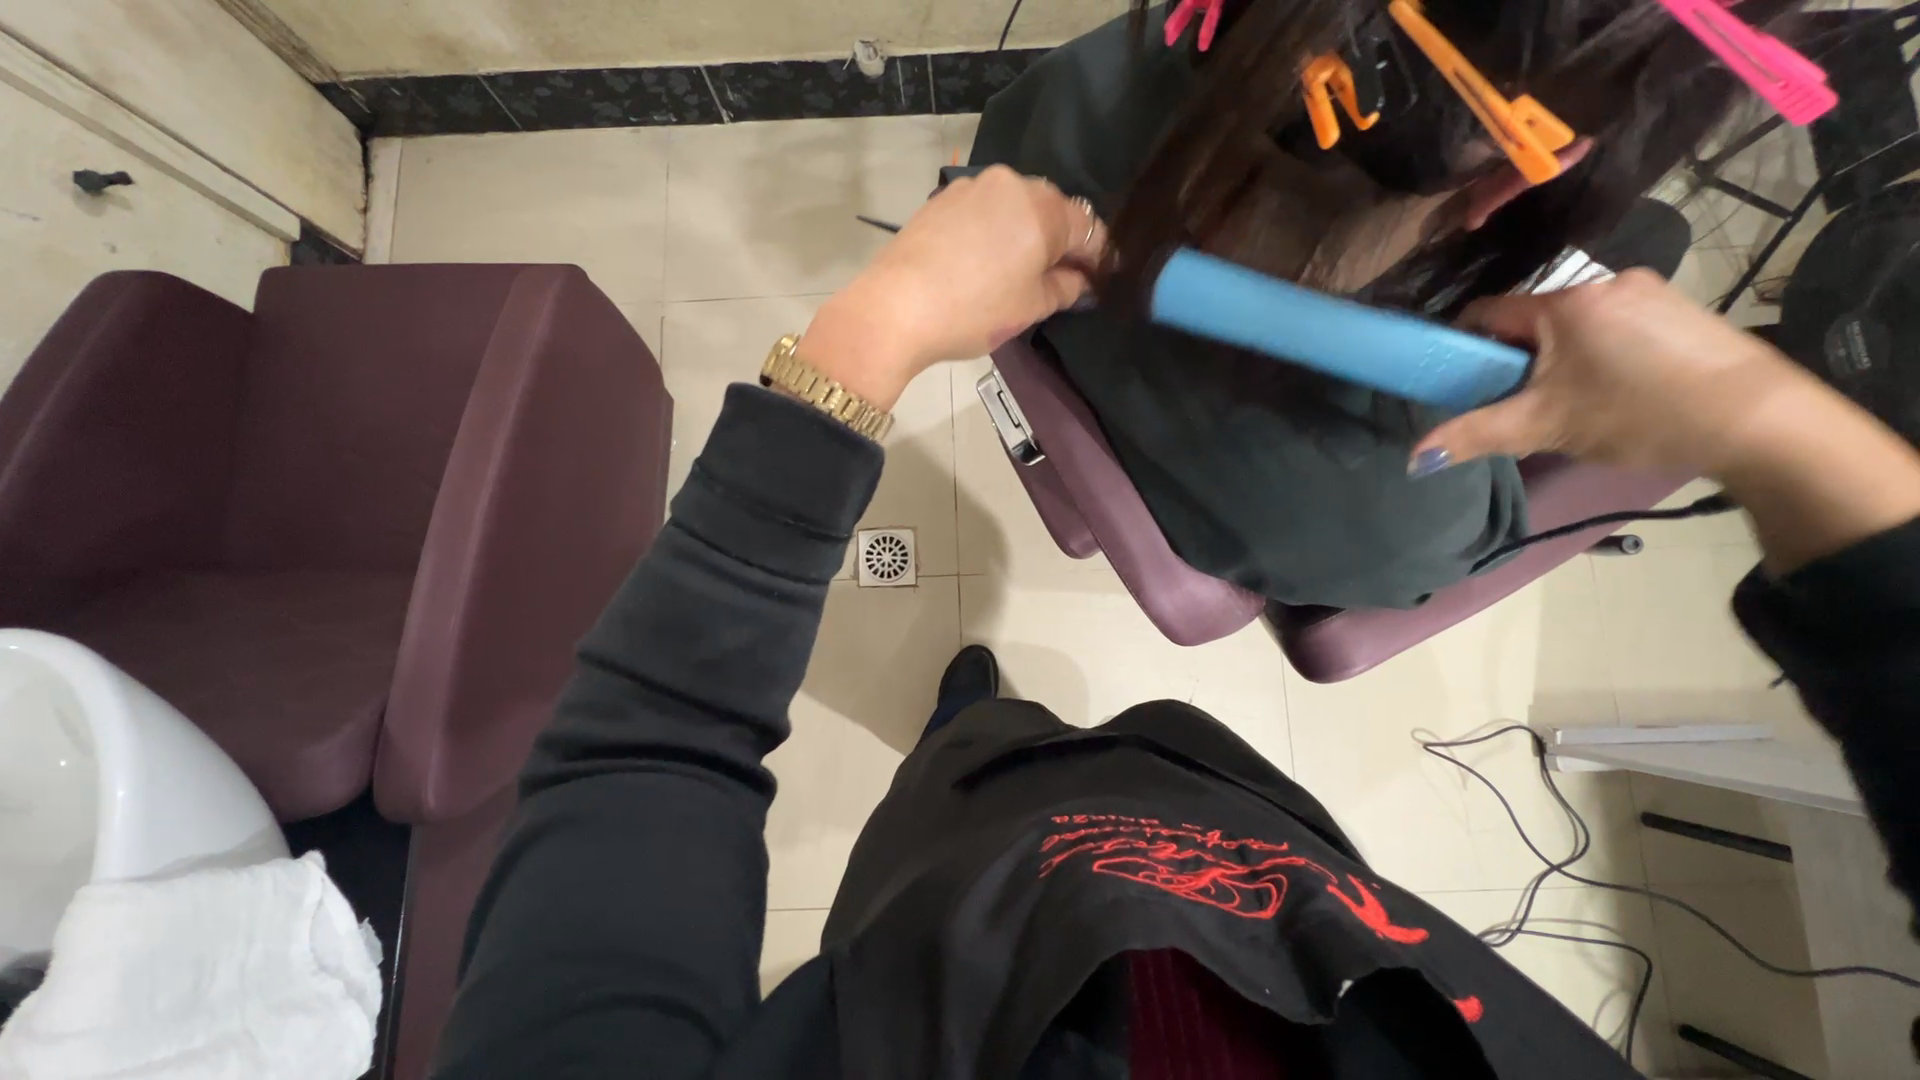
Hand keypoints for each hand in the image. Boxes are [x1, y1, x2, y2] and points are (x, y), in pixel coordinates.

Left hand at [796, 166, 1106, 408]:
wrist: (896, 308)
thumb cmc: (974, 310)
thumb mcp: (1030, 307)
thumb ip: (1065, 288)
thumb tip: (1081, 281)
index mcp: (1044, 209)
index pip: (1088, 228)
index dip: (1097, 257)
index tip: (1097, 282)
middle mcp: (1012, 184)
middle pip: (1051, 210)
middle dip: (1060, 241)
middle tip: (1058, 279)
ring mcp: (973, 187)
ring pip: (1015, 207)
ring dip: (1025, 233)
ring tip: (1018, 271)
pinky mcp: (942, 199)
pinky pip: (983, 211)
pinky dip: (994, 231)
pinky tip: (984, 261)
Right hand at [1413, 269, 1919, 573]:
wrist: (1758, 420)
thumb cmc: (1637, 414)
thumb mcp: (1543, 427)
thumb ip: (1473, 435)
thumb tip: (1413, 459)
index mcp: (1564, 303)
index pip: (1485, 311)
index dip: (1461, 344)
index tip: (1459, 381)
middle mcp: (1603, 283)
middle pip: (1529, 319)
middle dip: (1513, 357)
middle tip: (1517, 401)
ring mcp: (1648, 291)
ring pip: (1571, 324)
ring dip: (1555, 356)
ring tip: (1568, 400)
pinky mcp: (1678, 309)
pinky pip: (1611, 324)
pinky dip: (1595, 352)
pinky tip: (1613, 388)